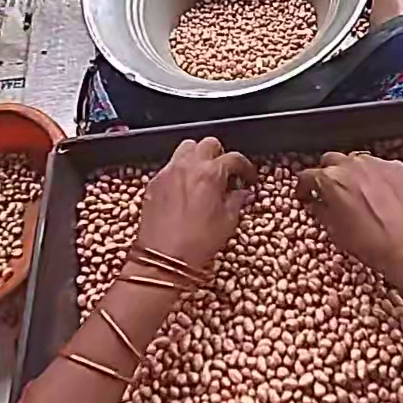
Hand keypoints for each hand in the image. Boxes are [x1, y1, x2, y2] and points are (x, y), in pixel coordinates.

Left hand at [133, 137, 255, 267]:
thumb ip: (237, 201)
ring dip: (198, 156)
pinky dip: (181, 169)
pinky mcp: (154, 183)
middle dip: (220, 155)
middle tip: (226, 172)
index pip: (234, 158)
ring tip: (205, 175)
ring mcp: (168, 172)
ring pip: (186, 148)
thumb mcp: (227, 222)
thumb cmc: (195, 243)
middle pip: (208, 144)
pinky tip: (186, 188)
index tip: (247, 177)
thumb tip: (242, 193)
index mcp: (210, 173)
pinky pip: (170, 165)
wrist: (163, 259)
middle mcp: (187, 167)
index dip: (245, 167)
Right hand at [295, 151, 402, 296]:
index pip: (307, 175)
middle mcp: (351, 165)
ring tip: (353, 191)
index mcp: (331, 180)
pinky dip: (373, 174)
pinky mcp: (396, 168)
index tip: (305, 193)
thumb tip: (315, 202)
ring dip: (349, 171)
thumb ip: (320, 209)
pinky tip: (376, 192)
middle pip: (330, 161)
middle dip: (326, 174)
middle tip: (328, 191)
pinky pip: (377, 165)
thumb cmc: (372, 244)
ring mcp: (376, 164)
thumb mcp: (335, 231)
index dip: (303, 186)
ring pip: (354, 160)